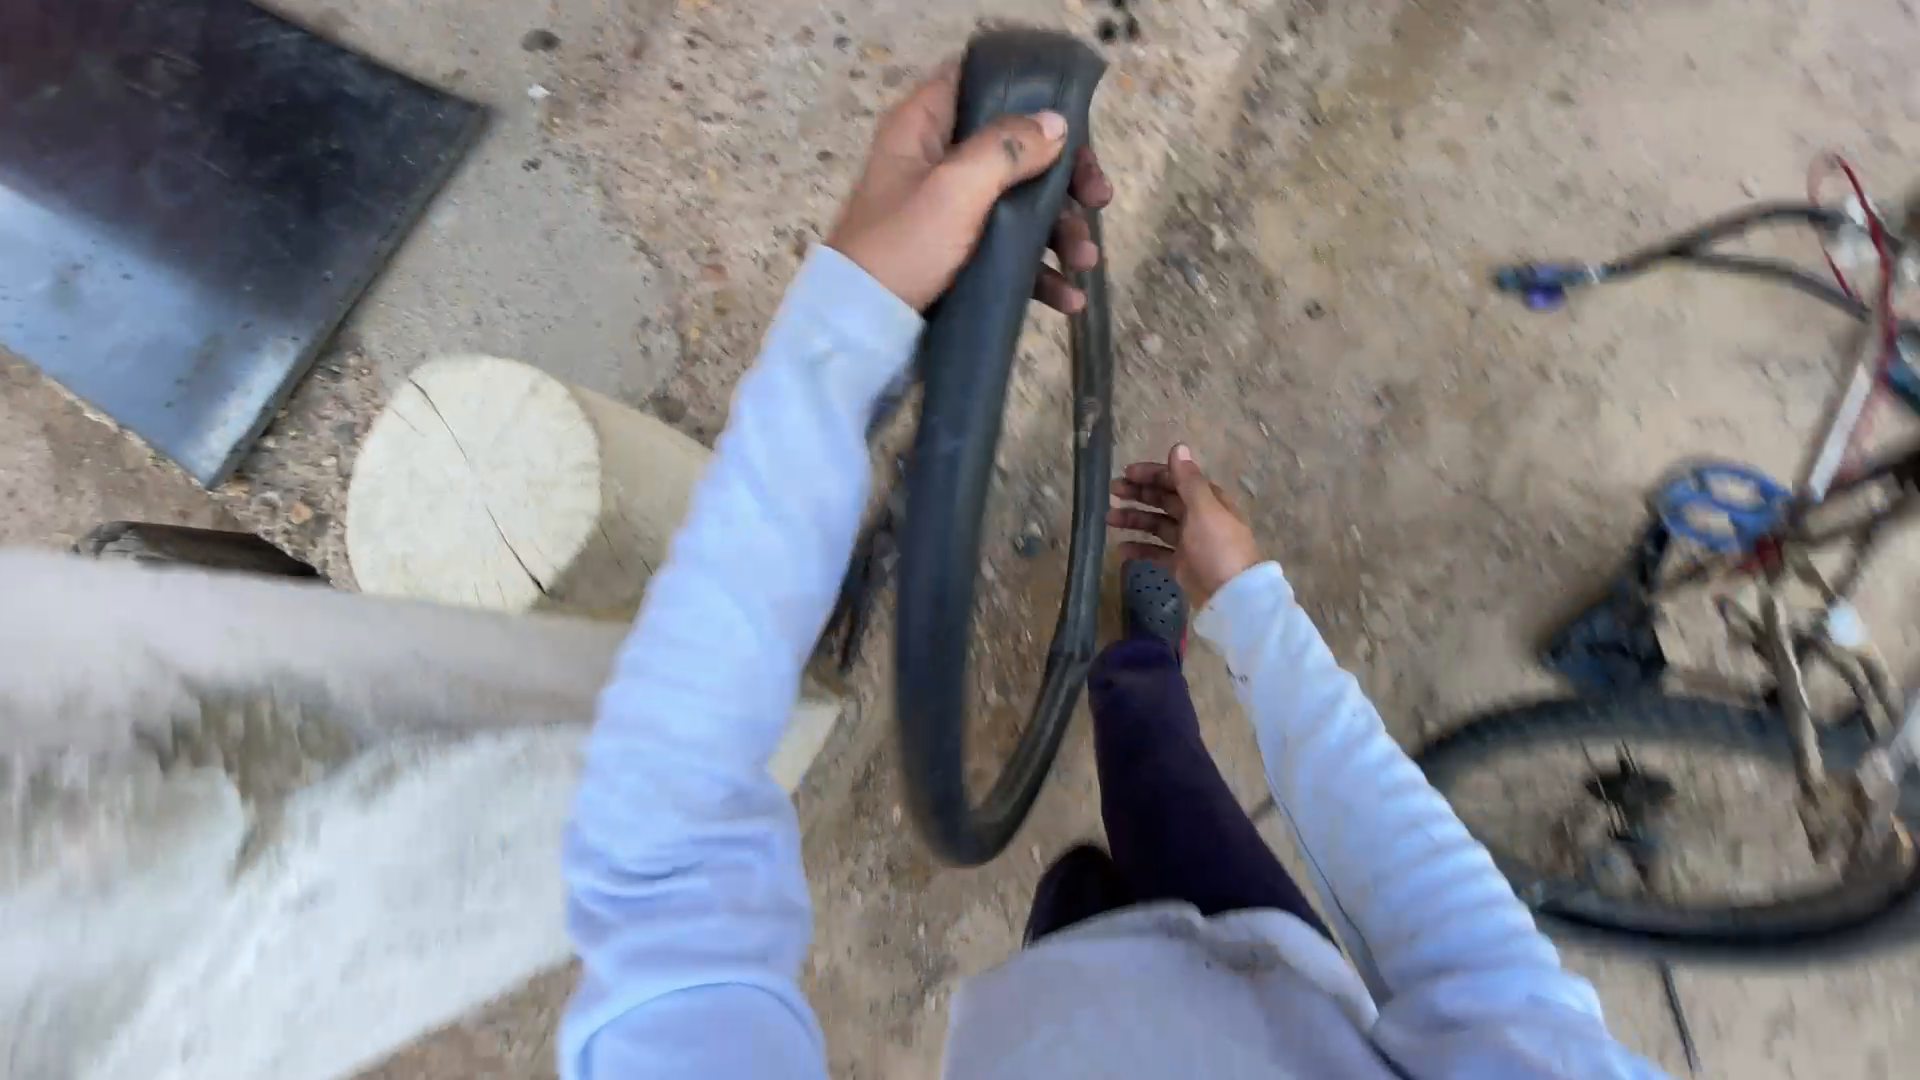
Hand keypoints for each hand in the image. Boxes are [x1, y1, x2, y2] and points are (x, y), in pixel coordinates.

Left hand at [826, 64, 1113, 312]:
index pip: (981, 83)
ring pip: (1019, 208)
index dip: (1030, 95)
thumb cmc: (903, 249)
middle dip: (1064, 178)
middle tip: (1100, 200)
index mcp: (925, 128)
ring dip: (1060, 232)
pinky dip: (1039, 273)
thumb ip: (1006, 149)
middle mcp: (938, 164)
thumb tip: (1055, 124)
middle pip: (1015, 151)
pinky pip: (1008, 256)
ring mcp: (949, 216)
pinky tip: (1066, 297)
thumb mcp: (954, 189)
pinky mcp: (958, 260)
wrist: (863, 330)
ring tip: (1084, 262)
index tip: (1072, 123)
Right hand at [1108, 444, 1263, 611]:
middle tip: (1111, 493)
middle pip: (1164, 500)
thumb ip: (1188, 480)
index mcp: (1207, 500)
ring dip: (1134, 520)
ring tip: (1108, 520)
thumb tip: (1178, 446)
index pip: (1176, 480)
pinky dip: (1139, 549)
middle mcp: (1197, 517)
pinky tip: (1121, 550)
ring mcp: (1189, 542)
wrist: (1232, 595)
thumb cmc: (1218, 547)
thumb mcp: (1204, 510)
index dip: (1151, 474)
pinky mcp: (1181, 564)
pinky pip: (1156, 552)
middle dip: (1138, 494)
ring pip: (1157, 525)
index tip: (1126, 473)